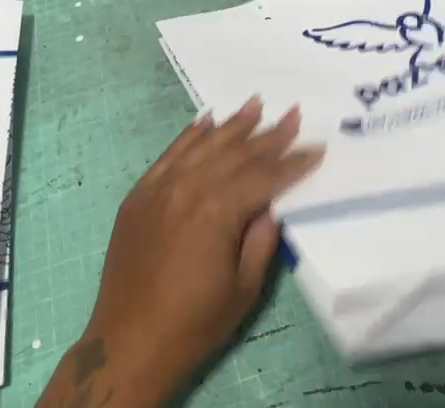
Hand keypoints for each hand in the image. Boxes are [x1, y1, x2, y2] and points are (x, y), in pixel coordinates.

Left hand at [39, 98, 323, 407]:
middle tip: (293, 113)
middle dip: (269, 134)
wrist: (128, 343)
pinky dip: (190, 135)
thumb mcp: (244, 288)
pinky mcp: (139, 194)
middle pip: (236, 153)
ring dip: (232, 124)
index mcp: (217, 211)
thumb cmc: (194, 323)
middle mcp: (187, 188)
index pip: (264, 177)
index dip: (293, 163)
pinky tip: (207, 120)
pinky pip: (169, 154)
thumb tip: (270, 204)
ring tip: (255, 103)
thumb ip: (261, 238)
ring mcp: (159, 187)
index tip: (316, 146)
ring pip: (203, 145)